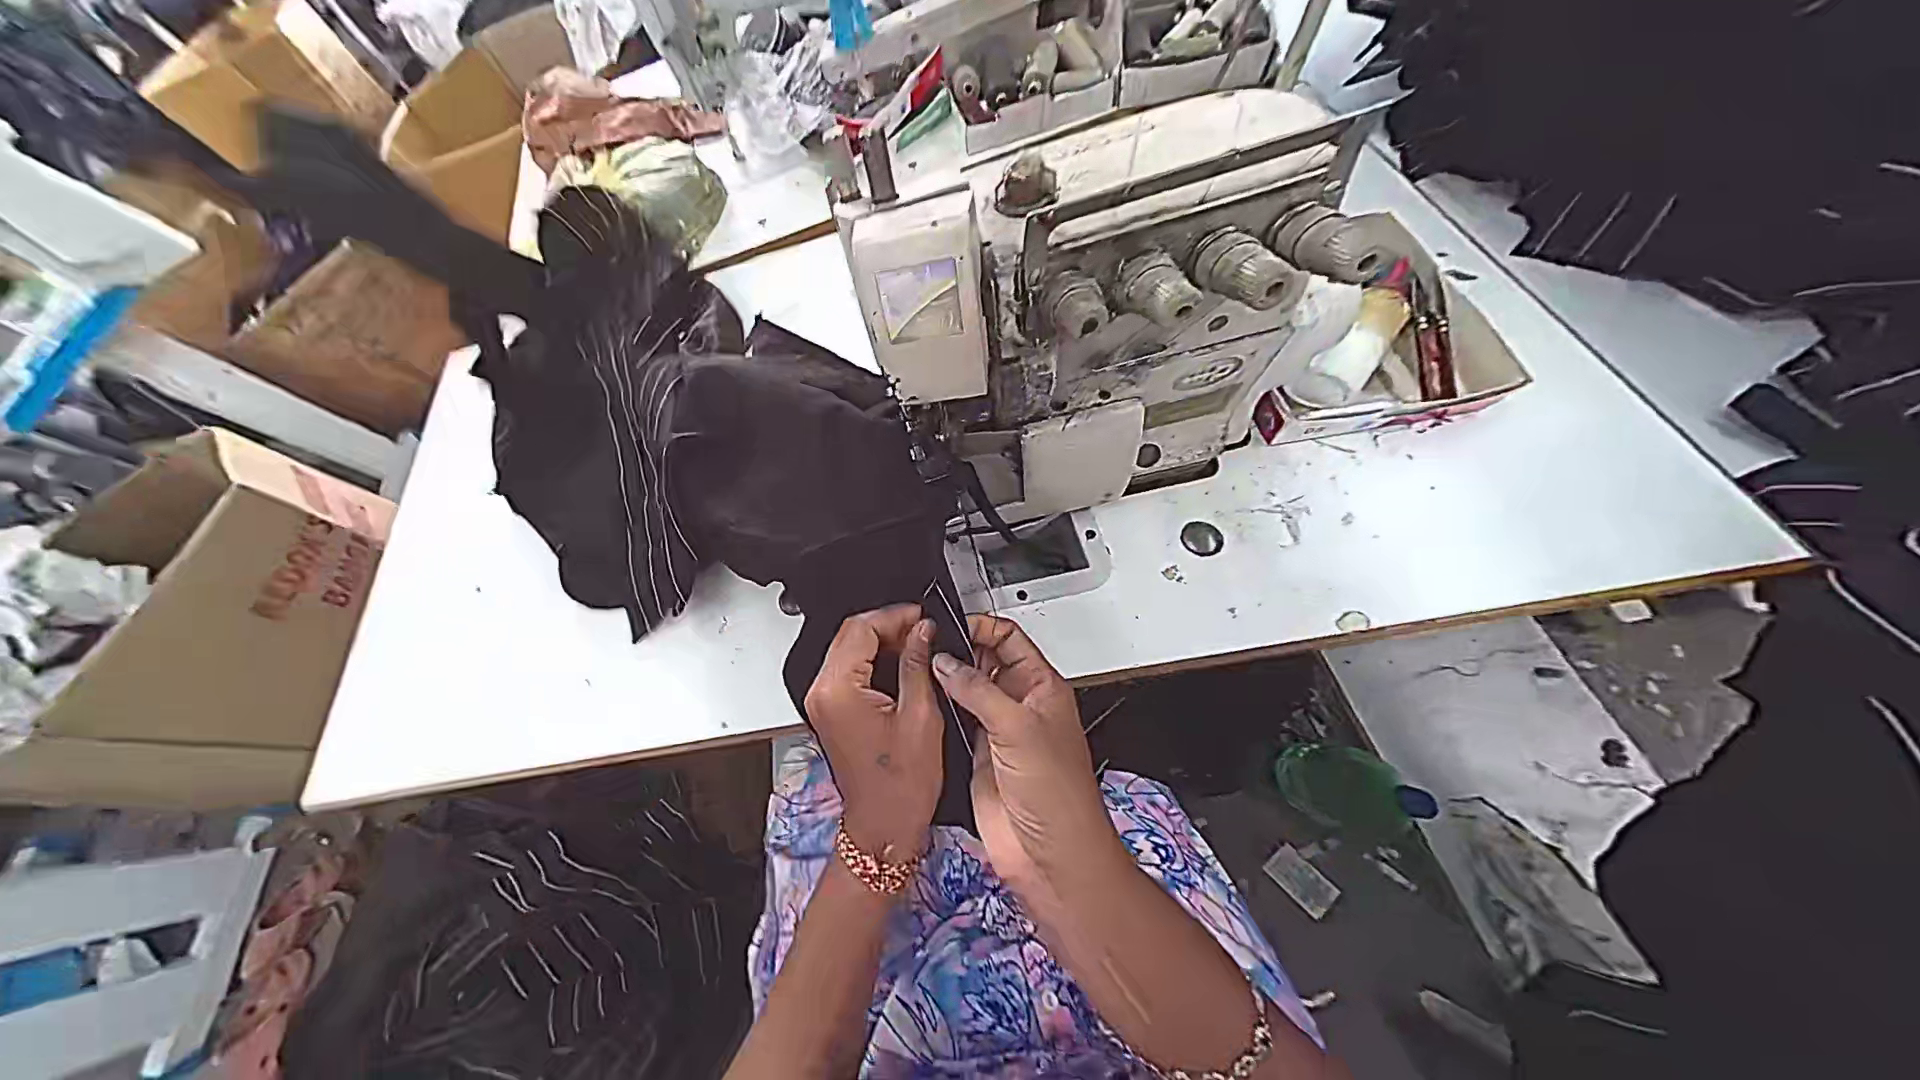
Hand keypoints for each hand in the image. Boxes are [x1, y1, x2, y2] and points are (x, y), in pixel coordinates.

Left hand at [804, 605, 941, 862]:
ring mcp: (823, 702)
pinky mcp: (831, 710)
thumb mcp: (921, 715)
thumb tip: (923, 630)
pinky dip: (875, 660)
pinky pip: (849, 669)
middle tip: (923, 630)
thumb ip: (918, 664)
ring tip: (918, 645)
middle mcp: (822, 693)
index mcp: (839, 690)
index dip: (895, 616)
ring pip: (849, 648)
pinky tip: (902, 664)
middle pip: (850, 634)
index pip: (860, 628)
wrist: (884, 823)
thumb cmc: (902, 783)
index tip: (922, 617)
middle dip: (889, 626)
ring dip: (883, 641)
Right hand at [932, 615, 1125, 890]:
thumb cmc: (1057, 794)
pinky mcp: (979, 753)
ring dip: (947, 679)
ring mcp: (998, 728)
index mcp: (1041, 686)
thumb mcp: (1018, 728)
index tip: (951, 626)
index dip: (982, 627)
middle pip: (986, 660)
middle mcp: (1020, 703)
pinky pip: (956, 719)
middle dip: (960, 650)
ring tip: (921, 668)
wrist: (1049, 854)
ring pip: (968, 688)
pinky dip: (941, 708)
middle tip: (928, 645)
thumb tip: (947, 662)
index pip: (1009, 638)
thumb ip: (979, 690)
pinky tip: (925, 700)